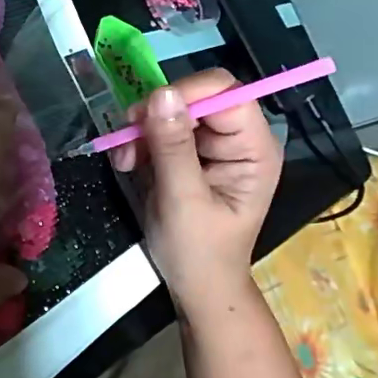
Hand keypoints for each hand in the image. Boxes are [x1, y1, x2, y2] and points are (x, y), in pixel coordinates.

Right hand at [110, 70, 282, 306]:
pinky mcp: (185, 155)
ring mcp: (209, 147)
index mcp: (253, 148)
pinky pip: (157, 130)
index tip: (146, 115)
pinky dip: (137, 143)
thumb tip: (161, 93)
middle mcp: (235, 140)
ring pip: (170, 112)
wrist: (194, 285)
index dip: (187, 93)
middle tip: (126, 142)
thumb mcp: (182, 199)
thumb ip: (172, 146)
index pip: (226, 93)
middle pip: (194, 99)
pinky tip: (127, 164)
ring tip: (124, 161)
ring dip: (140, 132)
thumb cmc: (198, 251)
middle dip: (156, 116)